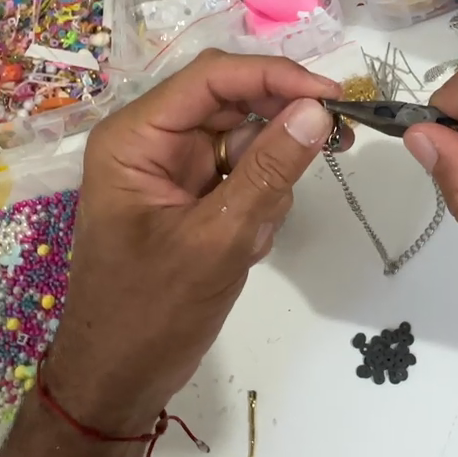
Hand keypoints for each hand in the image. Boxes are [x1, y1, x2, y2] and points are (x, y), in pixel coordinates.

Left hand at [43, 50, 338, 431]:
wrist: (119, 380)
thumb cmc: (150, 314)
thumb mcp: (217, 240)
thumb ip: (269, 172)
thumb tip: (318, 110)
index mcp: (136, 137)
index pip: (212, 77)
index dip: (275, 76)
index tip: (334, 97)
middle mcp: (152, 139)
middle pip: (232, 101)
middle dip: (280, 126)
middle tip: (338, 144)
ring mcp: (173, 166)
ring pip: (245, 138)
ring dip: (268, 177)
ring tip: (255, 233)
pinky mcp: (192, 193)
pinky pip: (243, 172)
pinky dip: (260, 200)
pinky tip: (247, 243)